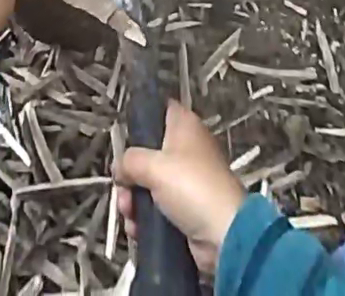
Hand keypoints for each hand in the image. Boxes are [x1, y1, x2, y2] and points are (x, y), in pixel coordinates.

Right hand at [113, 100, 246, 274]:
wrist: (225, 235)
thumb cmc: (191, 186)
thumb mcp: (154, 166)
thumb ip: (129, 160)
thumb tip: (120, 168)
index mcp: (184, 125)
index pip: (159, 109)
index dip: (140, 120)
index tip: (125, 139)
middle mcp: (186, 147)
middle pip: (148, 152)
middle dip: (130, 173)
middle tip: (123, 188)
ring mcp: (186, 179)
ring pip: (149, 182)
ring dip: (134, 199)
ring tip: (129, 214)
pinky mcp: (186, 208)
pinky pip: (158, 206)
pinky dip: (146, 217)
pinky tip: (138, 229)